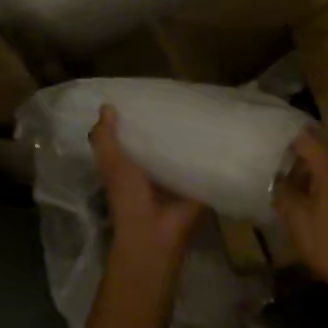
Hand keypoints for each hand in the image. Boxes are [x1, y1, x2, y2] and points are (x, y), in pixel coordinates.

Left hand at [92, 106, 205, 261]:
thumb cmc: (129, 197)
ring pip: (185, 152)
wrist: (155, 234)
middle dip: (171, 124)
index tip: (153, 93)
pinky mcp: (199, 185)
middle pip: (162, 142)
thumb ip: (106, 139)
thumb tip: (106, 106)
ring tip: (206, 106)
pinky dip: (212, 152)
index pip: (136, 135)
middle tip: (185, 94)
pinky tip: (222, 130)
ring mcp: (178, 179)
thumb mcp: (111, 164)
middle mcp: (154, 170)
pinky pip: (206, 165)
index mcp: (131, 165)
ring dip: (193, 136)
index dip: (141, 117)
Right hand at [273, 131, 327, 300]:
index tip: (267, 148)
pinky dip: (322, 184)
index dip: (285, 140)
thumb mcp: (296, 217)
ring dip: (309, 173)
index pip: (305, 138)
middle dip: (296, 159)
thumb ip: (283, 190)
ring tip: (287, 187)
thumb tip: (277, 177)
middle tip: (274, 172)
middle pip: (318, 150)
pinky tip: (307, 200)